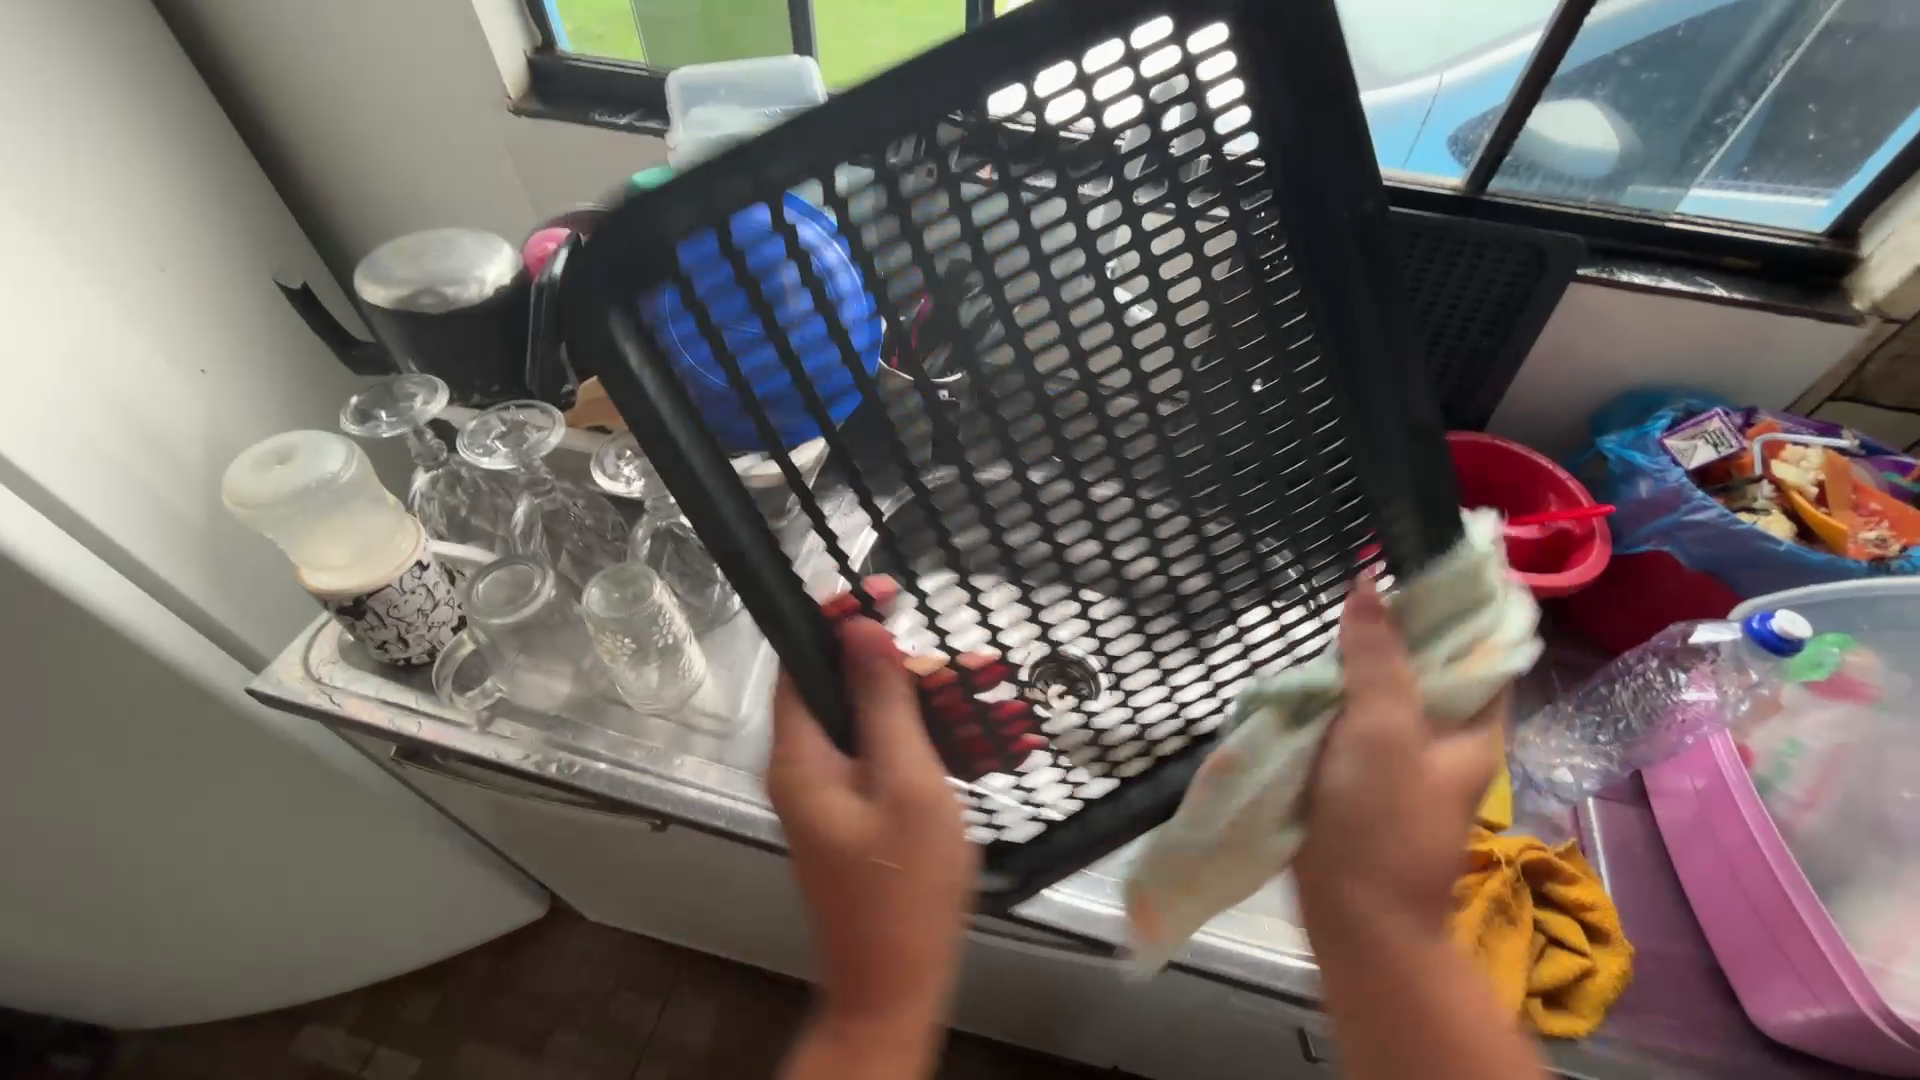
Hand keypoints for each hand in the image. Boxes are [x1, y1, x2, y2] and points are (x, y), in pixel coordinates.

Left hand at [766, 603, 978, 1032]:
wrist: (897, 986)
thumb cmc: (904, 886)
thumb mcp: (906, 782)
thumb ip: (885, 703)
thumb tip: (861, 629)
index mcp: (802, 753)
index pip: (804, 661)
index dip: (840, 620)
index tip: (887, 593)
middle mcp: (809, 765)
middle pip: (852, 690)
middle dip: (915, 671)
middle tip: (975, 664)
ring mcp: (836, 791)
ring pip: (883, 723)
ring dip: (939, 708)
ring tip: (1002, 700)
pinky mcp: (862, 812)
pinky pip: (895, 759)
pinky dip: (937, 745)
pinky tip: (995, 742)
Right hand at [1294, 574, 1508, 948]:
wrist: (1350, 908)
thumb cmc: (1381, 818)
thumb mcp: (1383, 730)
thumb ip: (1375, 658)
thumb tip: (1369, 582)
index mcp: (1473, 724)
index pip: (1482, 648)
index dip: (1461, 605)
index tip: (1422, 560)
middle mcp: (1441, 731)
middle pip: (1426, 662)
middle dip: (1396, 623)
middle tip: (1359, 575)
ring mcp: (1396, 749)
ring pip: (1381, 685)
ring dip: (1357, 655)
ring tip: (1327, 608)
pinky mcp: (1356, 765)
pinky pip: (1348, 712)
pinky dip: (1331, 687)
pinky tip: (1306, 664)